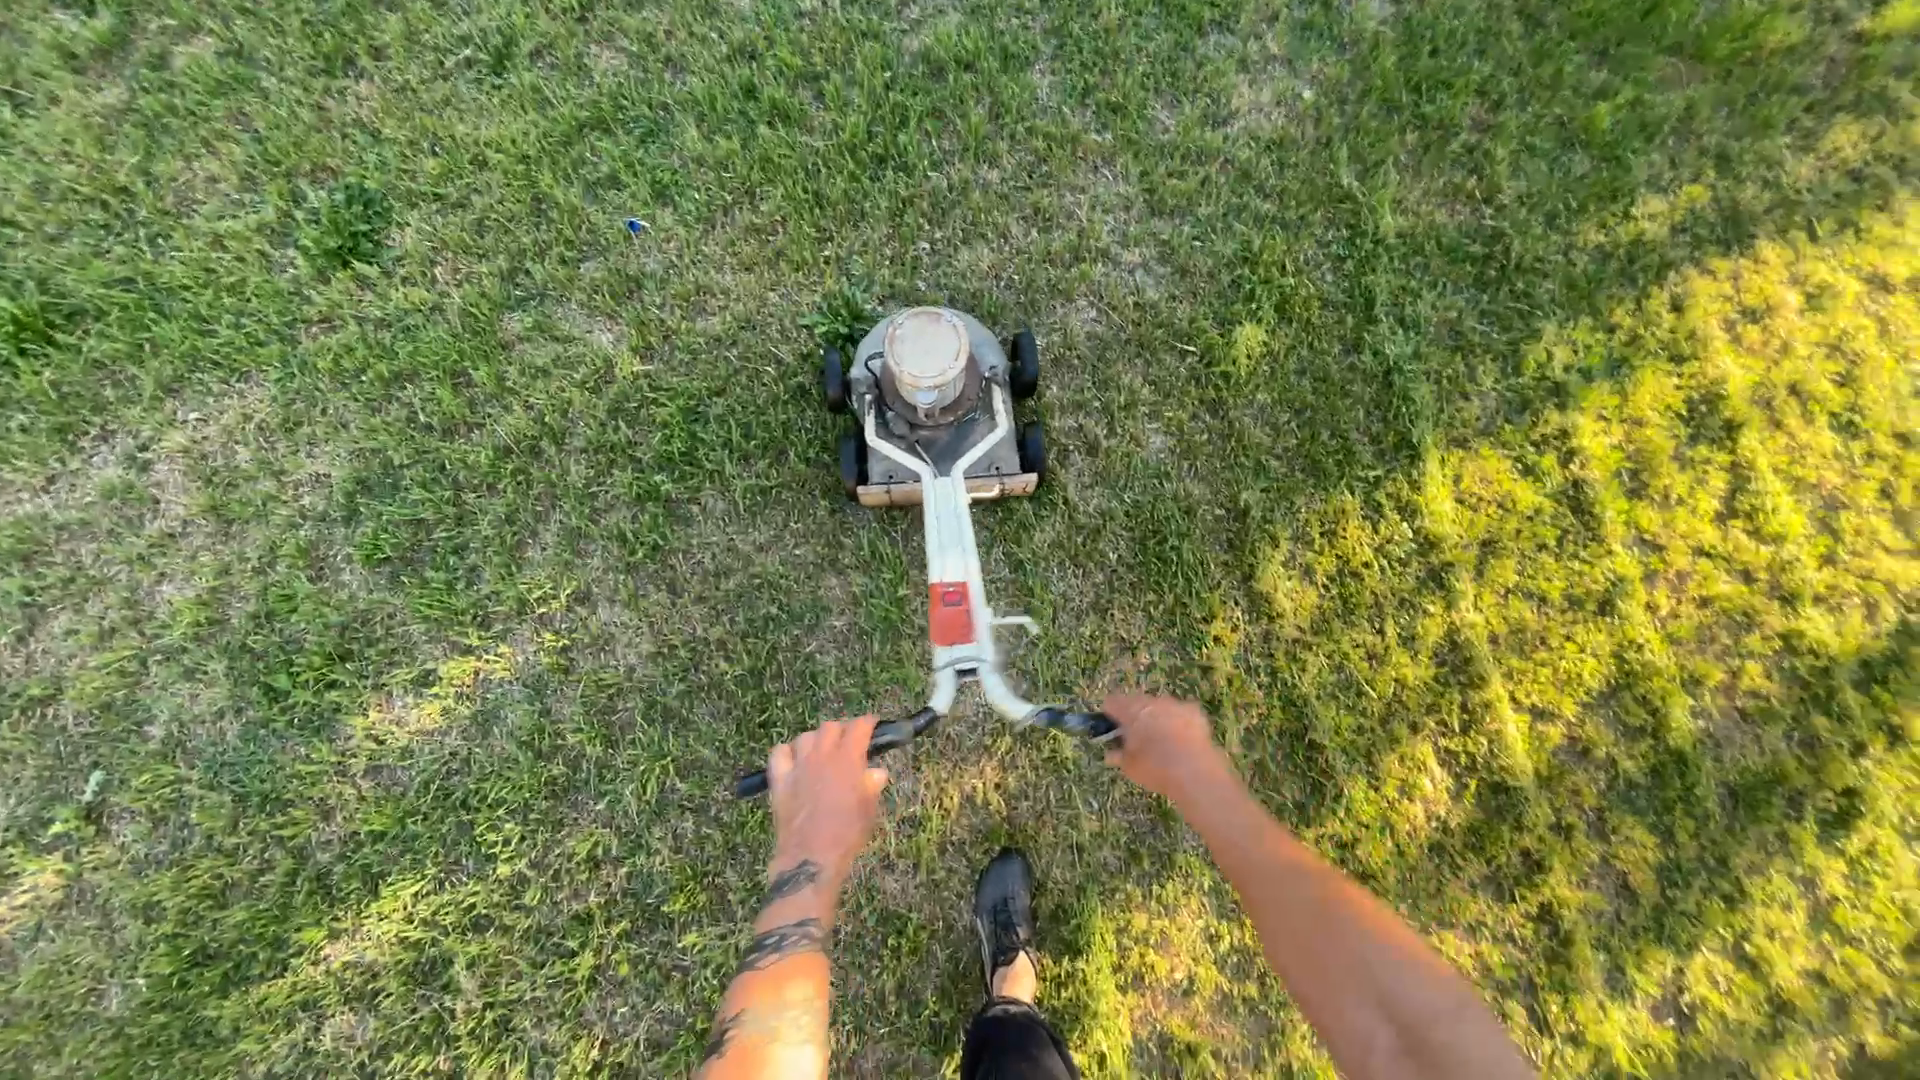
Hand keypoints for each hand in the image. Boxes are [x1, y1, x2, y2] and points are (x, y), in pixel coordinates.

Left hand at [765, 715, 890, 901]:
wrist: (812, 856)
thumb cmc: (848, 834)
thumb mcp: (869, 809)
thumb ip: (872, 785)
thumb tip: (876, 772)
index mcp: (848, 759)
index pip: (858, 726)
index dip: (867, 723)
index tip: (872, 726)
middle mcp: (822, 755)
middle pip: (830, 726)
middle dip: (841, 730)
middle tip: (848, 743)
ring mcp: (798, 765)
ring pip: (806, 737)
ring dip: (816, 740)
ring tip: (822, 752)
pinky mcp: (779, 780)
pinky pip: (779, 753)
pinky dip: (787, 752)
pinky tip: (794, 761)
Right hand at [1101, 694, 1234, 801]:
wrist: (1194, 772)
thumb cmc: (1155, 769)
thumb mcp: (1129, 767)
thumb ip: (1118, 756)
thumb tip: (1111, 754)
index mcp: (1129, 711)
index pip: (1111, 702)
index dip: (1109, 714)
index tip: (1112, 729)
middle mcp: (1150, 702)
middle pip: (1135, 701)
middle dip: (1133, 715)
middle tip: (1135, 737)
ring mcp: (1173, 704)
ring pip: (1158, 706)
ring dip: (1156, 717)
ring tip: (1161, 740)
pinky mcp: (1193, 711)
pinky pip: (1180, 712)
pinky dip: (1177, 721)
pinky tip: (1181, 739)